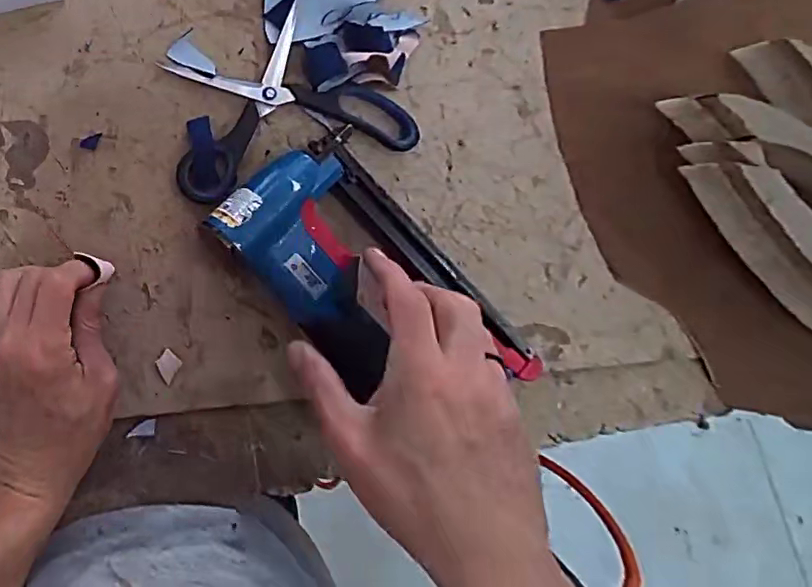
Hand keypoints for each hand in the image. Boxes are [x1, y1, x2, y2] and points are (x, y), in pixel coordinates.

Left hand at [0, 260, 119, 504]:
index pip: (54, 282)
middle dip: (64, 273)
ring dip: (41, 279)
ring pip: (12, 281)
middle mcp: (11, 340)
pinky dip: (26, 293)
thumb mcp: (101, 380)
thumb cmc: (74, 432)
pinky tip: (48, 312)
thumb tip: (95, 284)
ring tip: (65, 298)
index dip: (81, 269)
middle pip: (33, 276)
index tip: (101, 276)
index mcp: (42, 349)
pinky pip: (4, 300)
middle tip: (88, 290)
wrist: (28, 470)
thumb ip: (92, 326)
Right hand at [288, 249, 558, 586]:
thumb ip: (323, 390)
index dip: (389, 270)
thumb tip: (297, 349)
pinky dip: (468, 355)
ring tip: (425, 339)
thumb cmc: (412, 497)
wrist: (489, 555)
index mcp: (422, 368)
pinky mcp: (514, 415)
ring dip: (450, 320)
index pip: (407, 298)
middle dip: (424, 288)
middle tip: (399, 297)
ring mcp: (496, 391)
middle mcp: (464, 368)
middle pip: (453, 302)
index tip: (373, 257)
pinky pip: (491, 367)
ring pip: (478, 333)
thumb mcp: (353, 446)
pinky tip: (453, 386)